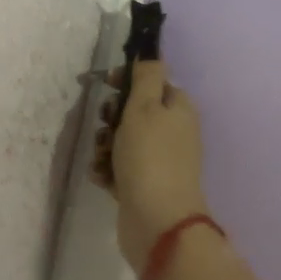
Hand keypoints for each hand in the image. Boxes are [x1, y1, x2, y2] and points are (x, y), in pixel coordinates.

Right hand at [90, 60, 209, 267]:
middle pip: (135, 111)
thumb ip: (147, 76)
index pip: (153, 81)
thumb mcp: (145, 107)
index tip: (108, 84)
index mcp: (178, 109)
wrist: (157, 223)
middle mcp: (172, 132)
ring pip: (123, 140)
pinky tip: (101, 176)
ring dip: (105, 145)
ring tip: (102, 156)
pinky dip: (107, 169)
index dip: (128, 80)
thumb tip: (151, 56)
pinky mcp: (143, 186)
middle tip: (106, 124)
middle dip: (112, 117)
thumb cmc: (150, 157)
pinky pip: (119, 167)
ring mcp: (158, 161)